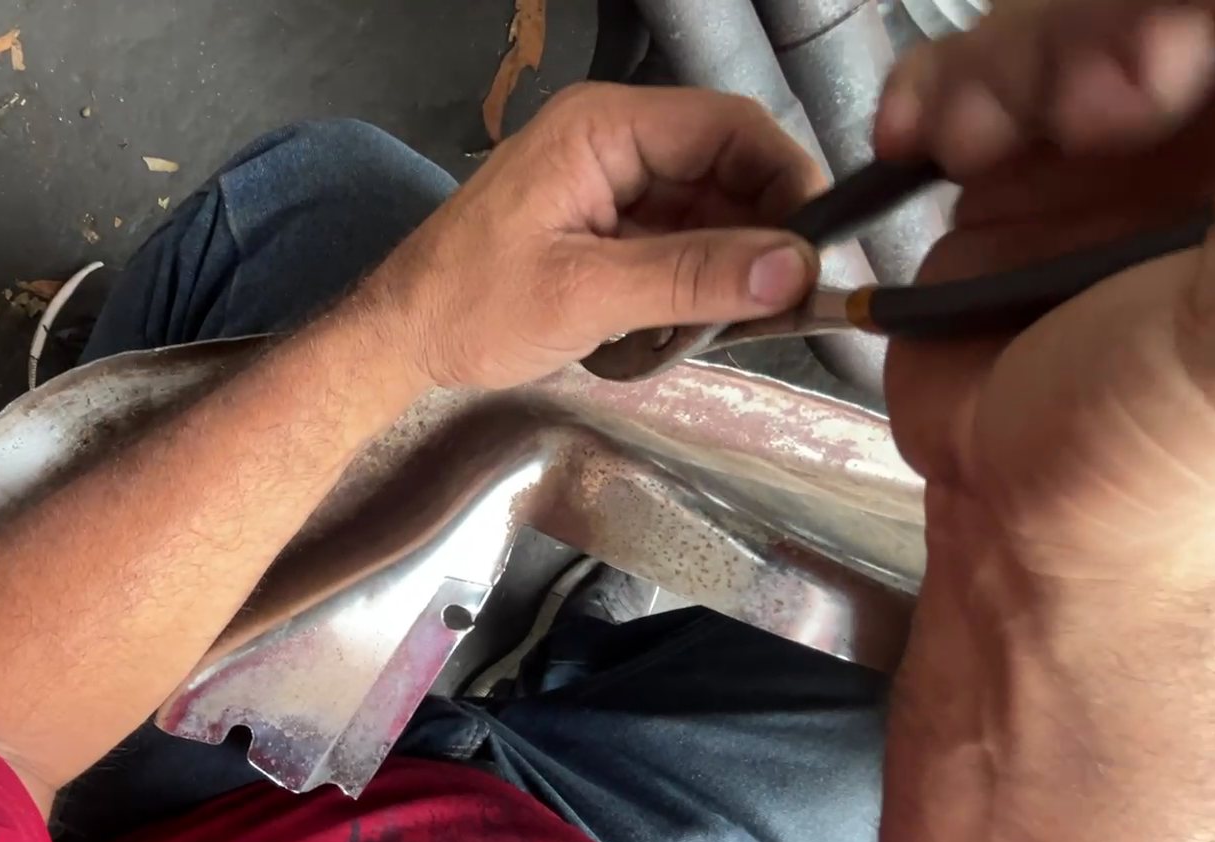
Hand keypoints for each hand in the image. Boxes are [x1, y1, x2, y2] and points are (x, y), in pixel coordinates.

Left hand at [359, 83, 826, 390]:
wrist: (398, 340)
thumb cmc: (469, 310)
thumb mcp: (584, 294)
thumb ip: (689, 276)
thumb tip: (793, 271)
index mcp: (600, 129)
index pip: (728, 129)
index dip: (785, 181)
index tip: (816, 248)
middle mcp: (601, 143)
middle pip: (715, 169)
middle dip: (751, 232)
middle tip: (780, 298)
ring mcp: (589, 187)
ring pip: (688, 210)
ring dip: (715, 262)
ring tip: (733, 318)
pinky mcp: (580, 228)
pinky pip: (653, 239)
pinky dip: (676, 276)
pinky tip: (685, 316)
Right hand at [875, 0, 1214, 590]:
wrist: (1017, 495)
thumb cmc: (1158, 427)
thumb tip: (1190, 65)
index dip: (1167, 21)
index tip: (1163, 73)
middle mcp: (1205, 125)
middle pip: (1126, 13)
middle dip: (1089, 37)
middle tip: (1086, 115)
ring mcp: (1098, 149)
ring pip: (1039, 34)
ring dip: (994, 67)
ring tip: (973, 145)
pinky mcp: (996, 185)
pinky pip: (956, 93)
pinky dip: (922, 98)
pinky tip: (910, 140)